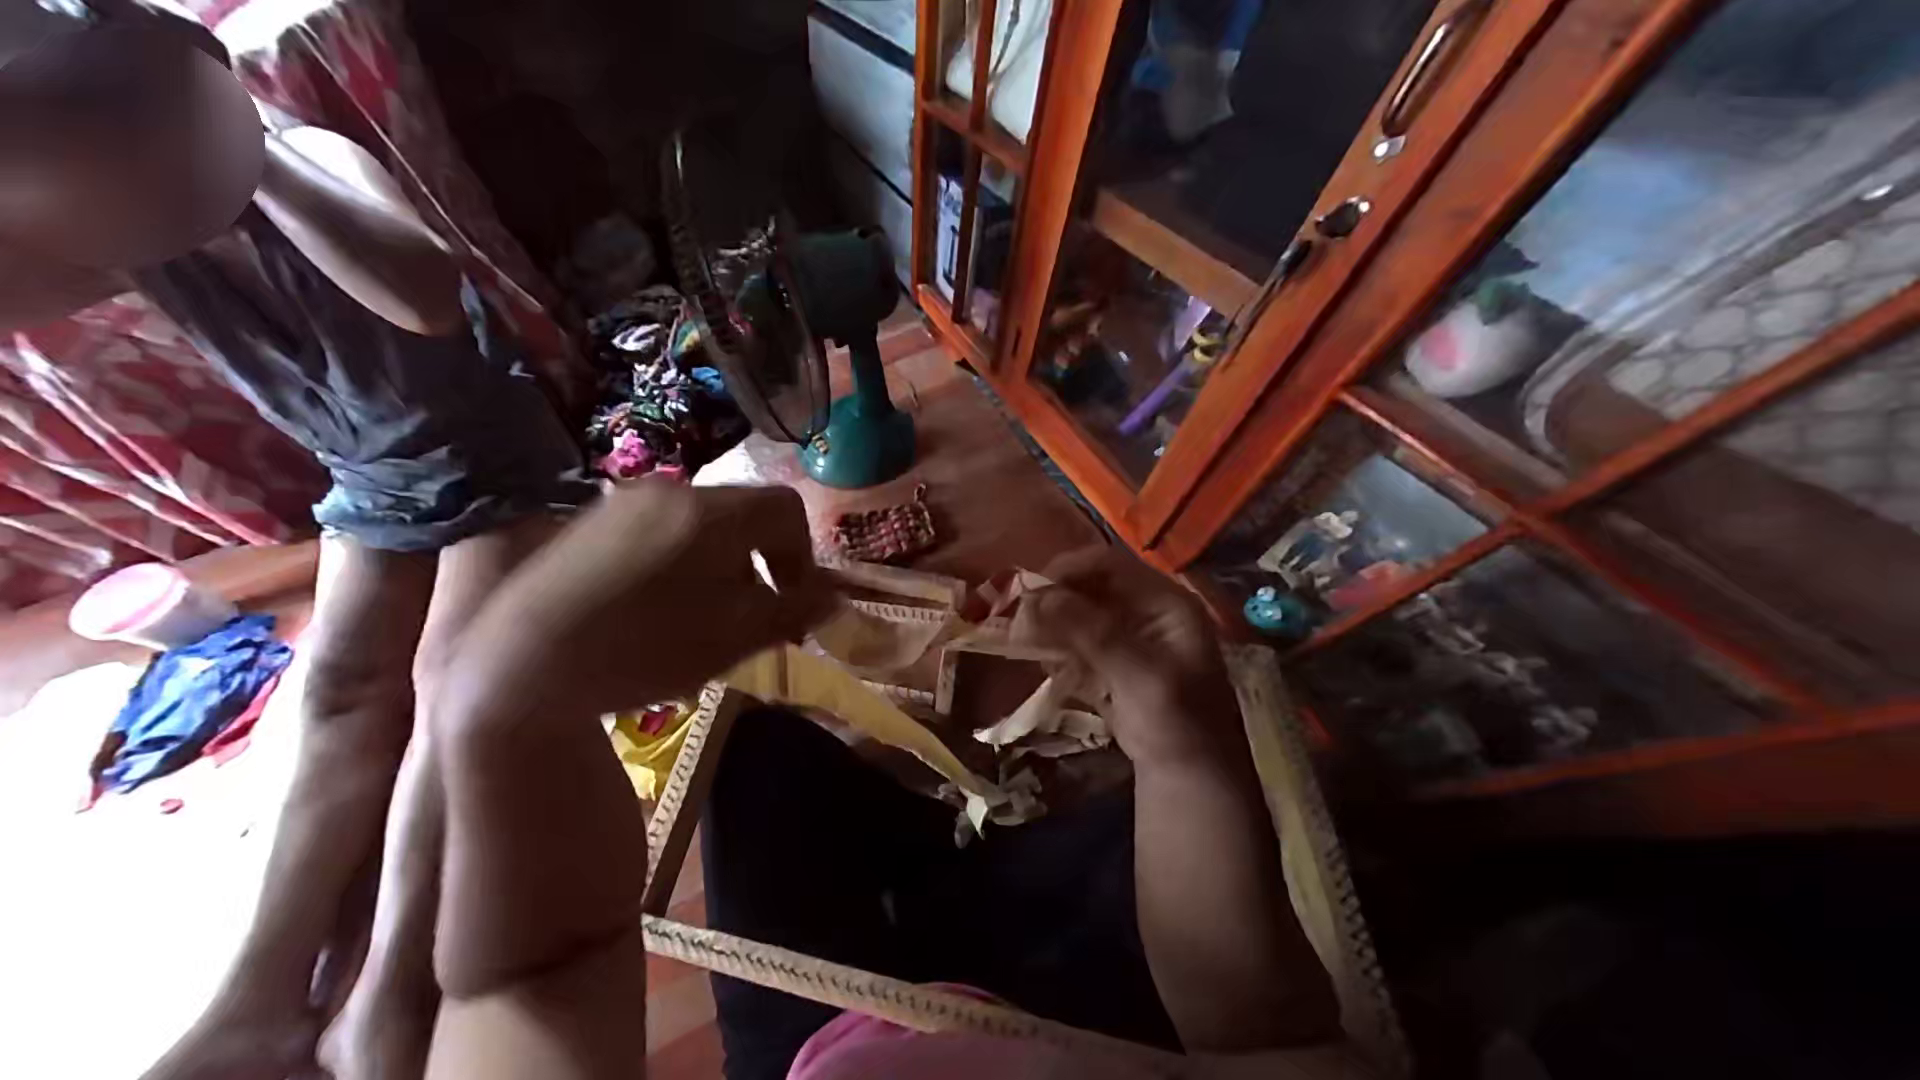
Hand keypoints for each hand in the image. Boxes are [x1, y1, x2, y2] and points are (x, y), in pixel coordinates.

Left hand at [450, 482, 838, 718]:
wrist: (517, 666)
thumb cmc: (642, 650)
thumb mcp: (732, 639)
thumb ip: (793, 611)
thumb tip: (834, 596)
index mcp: (713, 513)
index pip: (787, 509)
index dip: (803, 556)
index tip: (791, 601)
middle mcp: (672, 492)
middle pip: (745, 513)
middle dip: (763, 560)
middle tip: (754, 612)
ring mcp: (626, 503)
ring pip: (704, 523)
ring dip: (724, 561)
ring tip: (706, 613)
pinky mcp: (593, 523)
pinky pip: (662, 529)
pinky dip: (684, 559)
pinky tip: (659, 606)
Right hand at [1013, 548, 1241, 766]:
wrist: (1191, 784)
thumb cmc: (1176, 725)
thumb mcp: (1139, 675)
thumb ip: (1091, 632)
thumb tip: (1035, 596)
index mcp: (1164, 603)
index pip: (1109, 565)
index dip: (1067, 570)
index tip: (1028, 590)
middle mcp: (1145, 612)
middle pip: (1089, 586)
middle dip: (1053, 600)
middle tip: (1019, 620)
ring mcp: (1128, 638)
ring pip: (1077, 614)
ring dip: (1051, 626)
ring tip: (1029, 645)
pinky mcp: (1111, 664)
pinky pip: (1075, 643)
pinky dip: (1058, 651)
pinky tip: (1051, 670)